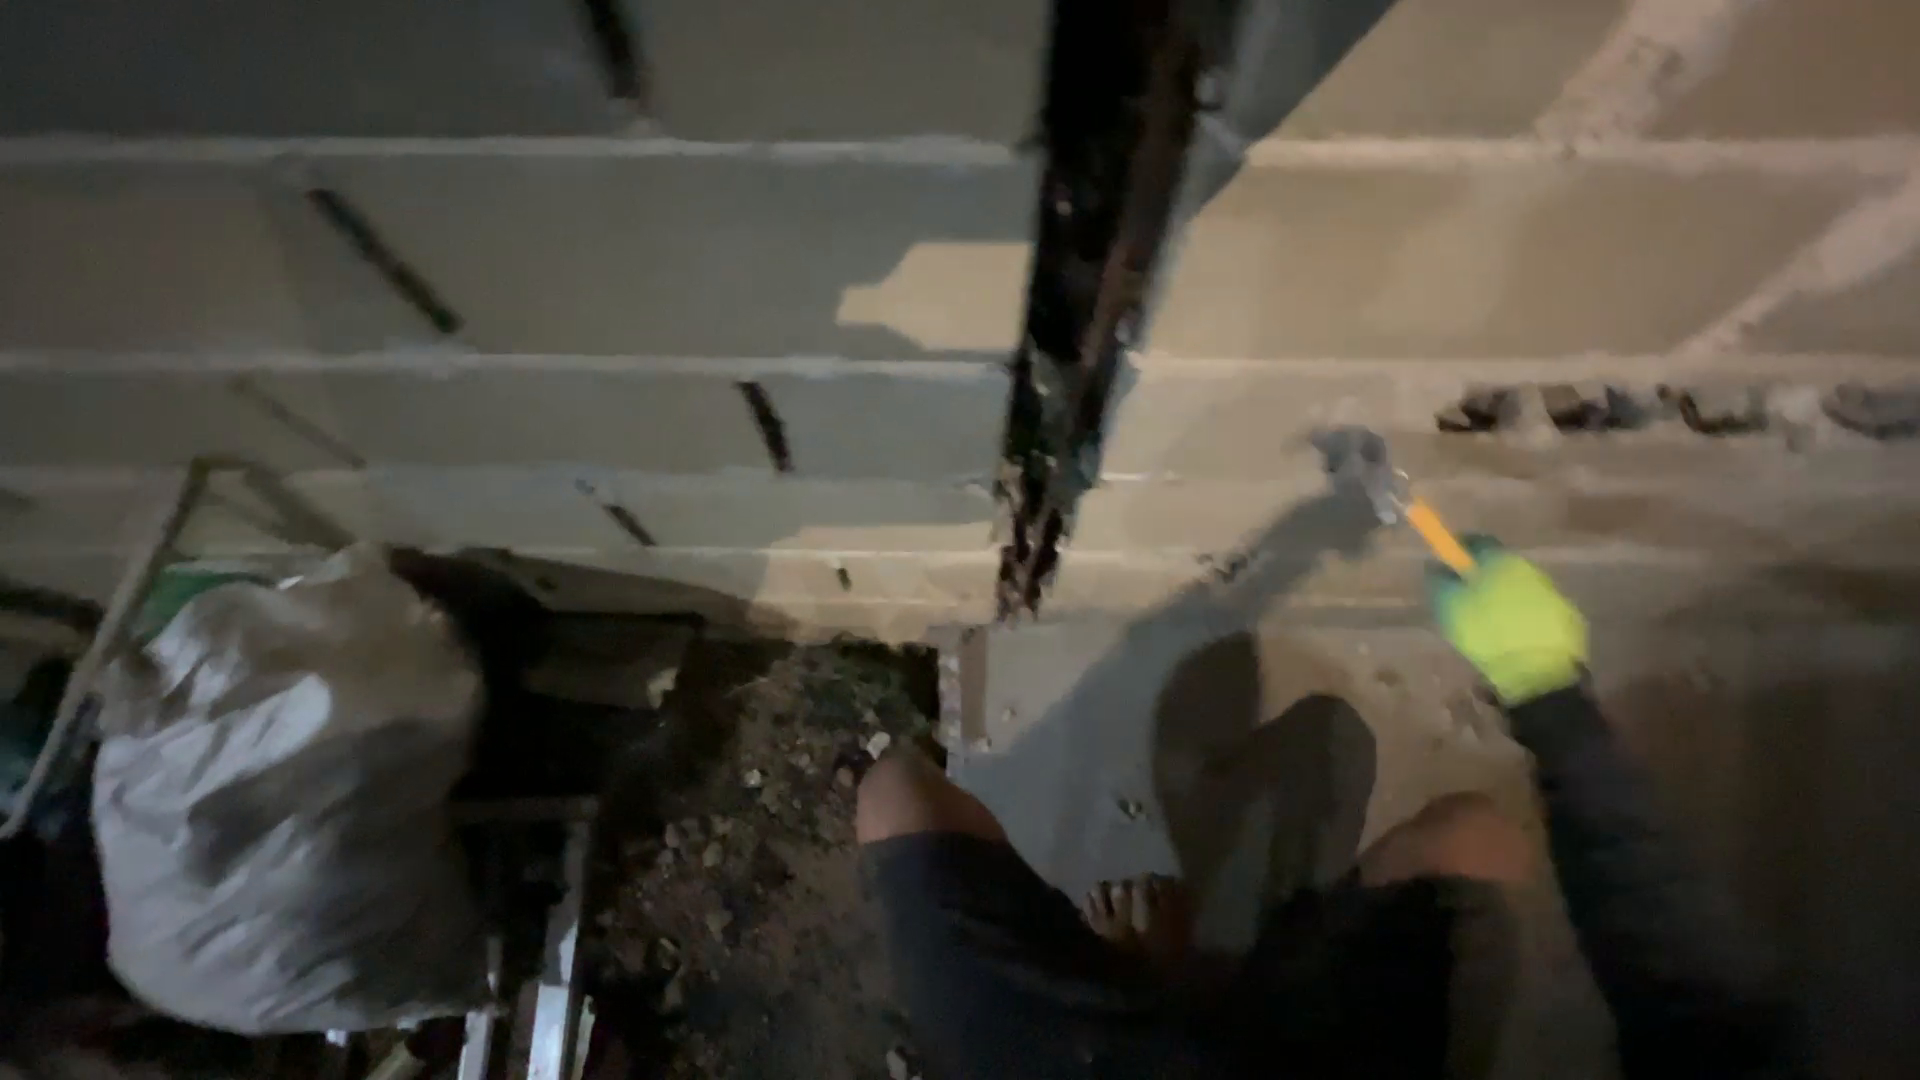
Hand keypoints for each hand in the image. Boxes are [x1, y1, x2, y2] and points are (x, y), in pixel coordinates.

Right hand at [1426, 536, 1587, 704]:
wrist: (1537, 670)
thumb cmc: (1485, 631)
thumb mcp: (1448, 606)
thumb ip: (1438, 580)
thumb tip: (1436, 564)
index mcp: (1499, 561)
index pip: (1475, 541)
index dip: (1457, 549)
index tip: (1445, 563)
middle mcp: (1528, 568)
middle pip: (1497, 563)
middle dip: (1479, 574)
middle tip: (1462, 594)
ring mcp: (1550, 591)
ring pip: (1516, 584)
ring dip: (1500, 594)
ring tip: (1485, 618)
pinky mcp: (1564, 616)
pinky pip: (1532, 605)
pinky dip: (1518, 612)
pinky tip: (1508, 632)